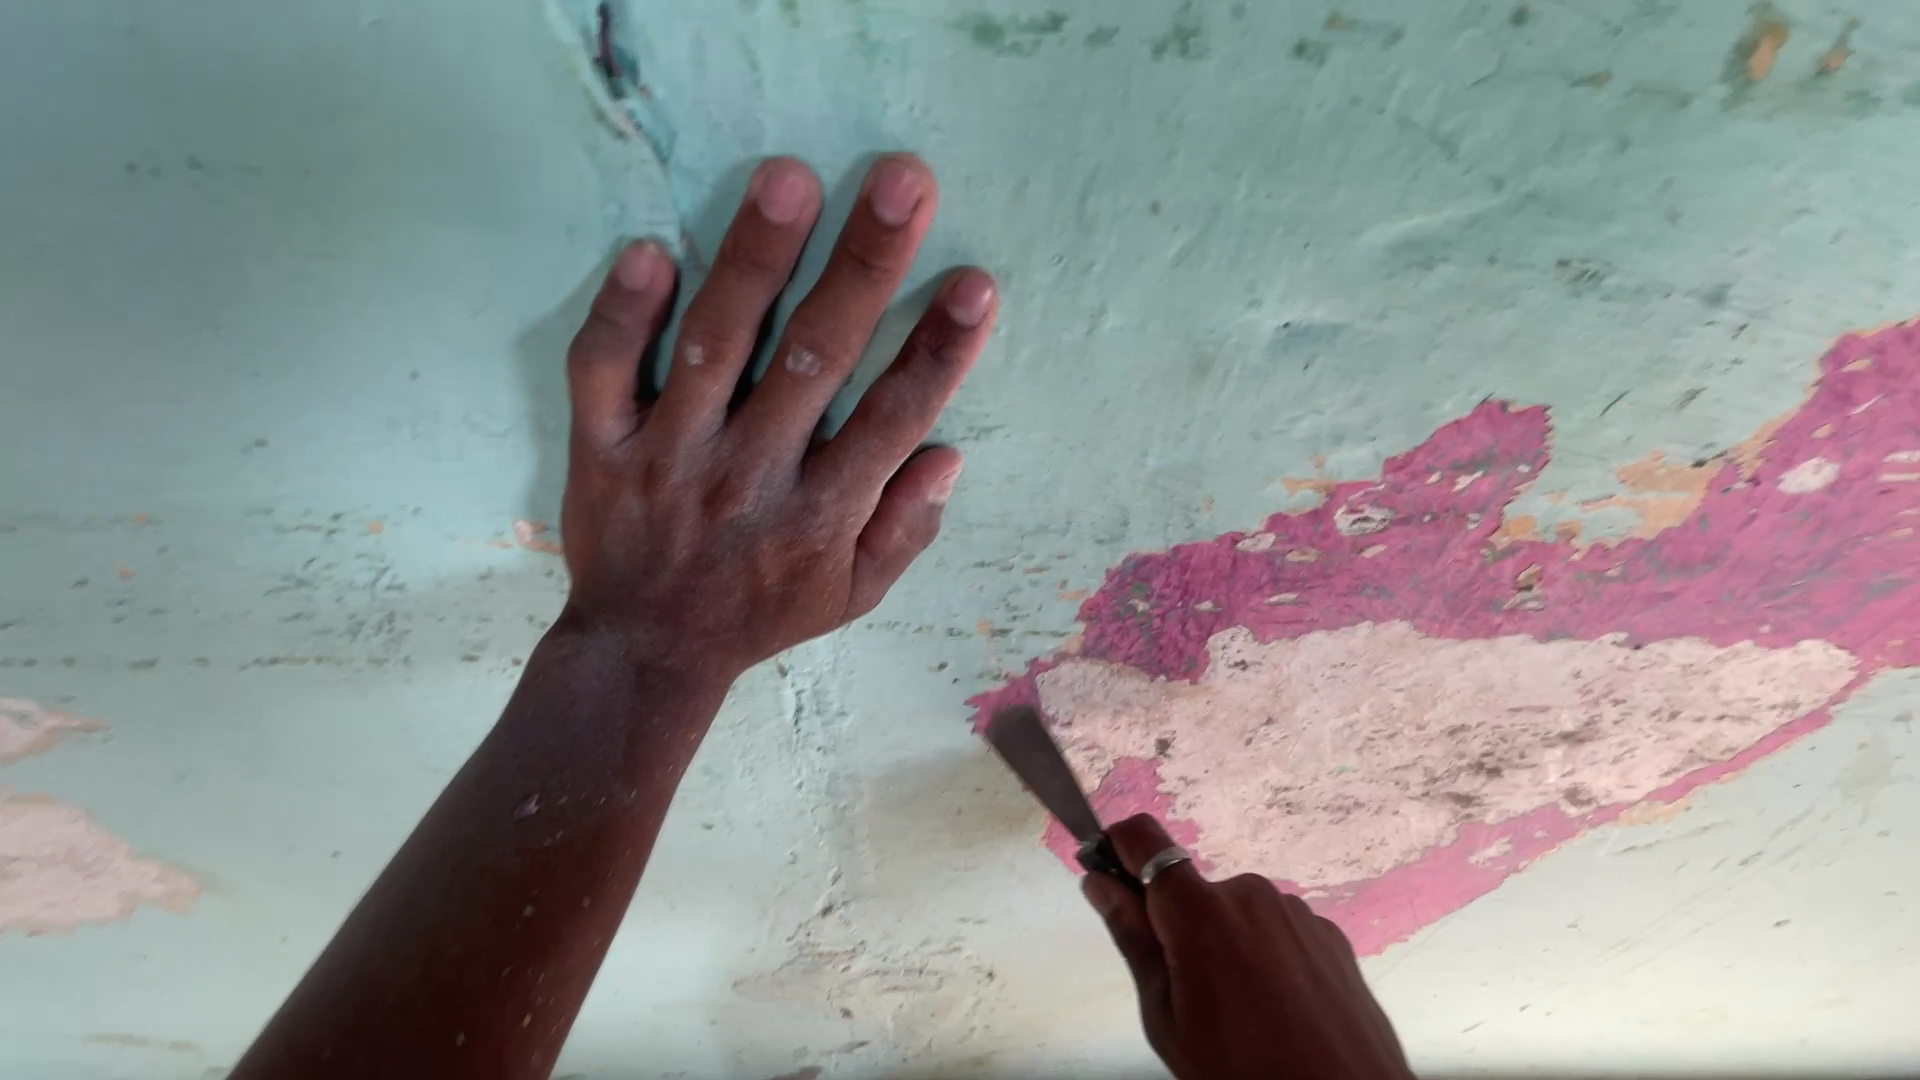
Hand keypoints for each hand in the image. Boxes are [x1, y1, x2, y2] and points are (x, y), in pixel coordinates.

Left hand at [557, 154, 996, 683]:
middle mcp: (752, 473)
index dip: (938, 351)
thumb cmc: (764, 612)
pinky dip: (622, 315)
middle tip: (902, 181)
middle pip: (817, 360)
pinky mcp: (604, 450)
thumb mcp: (854, 595)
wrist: (649, 650)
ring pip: (716, 347)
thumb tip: (948, 455)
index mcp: (822, 514)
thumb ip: (906, 529)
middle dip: (865, 268)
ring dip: (754, 261)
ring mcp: (671, 456)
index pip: (893, 419)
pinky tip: (647, 251)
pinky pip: (604, 373)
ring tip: (789, 179)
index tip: (974, 284)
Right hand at [1084, 815, 1413, 1079]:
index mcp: (1201, 912)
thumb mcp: (1167, 1019)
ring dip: (1226, 941)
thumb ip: (1132, 939)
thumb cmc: (1243, 1074)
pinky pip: (1276, 928)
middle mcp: (1249, 892)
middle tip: (1193, 992)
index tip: (1109, 872)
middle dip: (1180, 924)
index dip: (1118, 845)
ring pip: (1234, 911)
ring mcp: (1295, 910)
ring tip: (1245, 1009)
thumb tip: (1099, 882)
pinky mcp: (1329, 932)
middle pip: (1191, 889)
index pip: (1144, 838)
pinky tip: (1280, 1007)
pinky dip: (1266, 954)